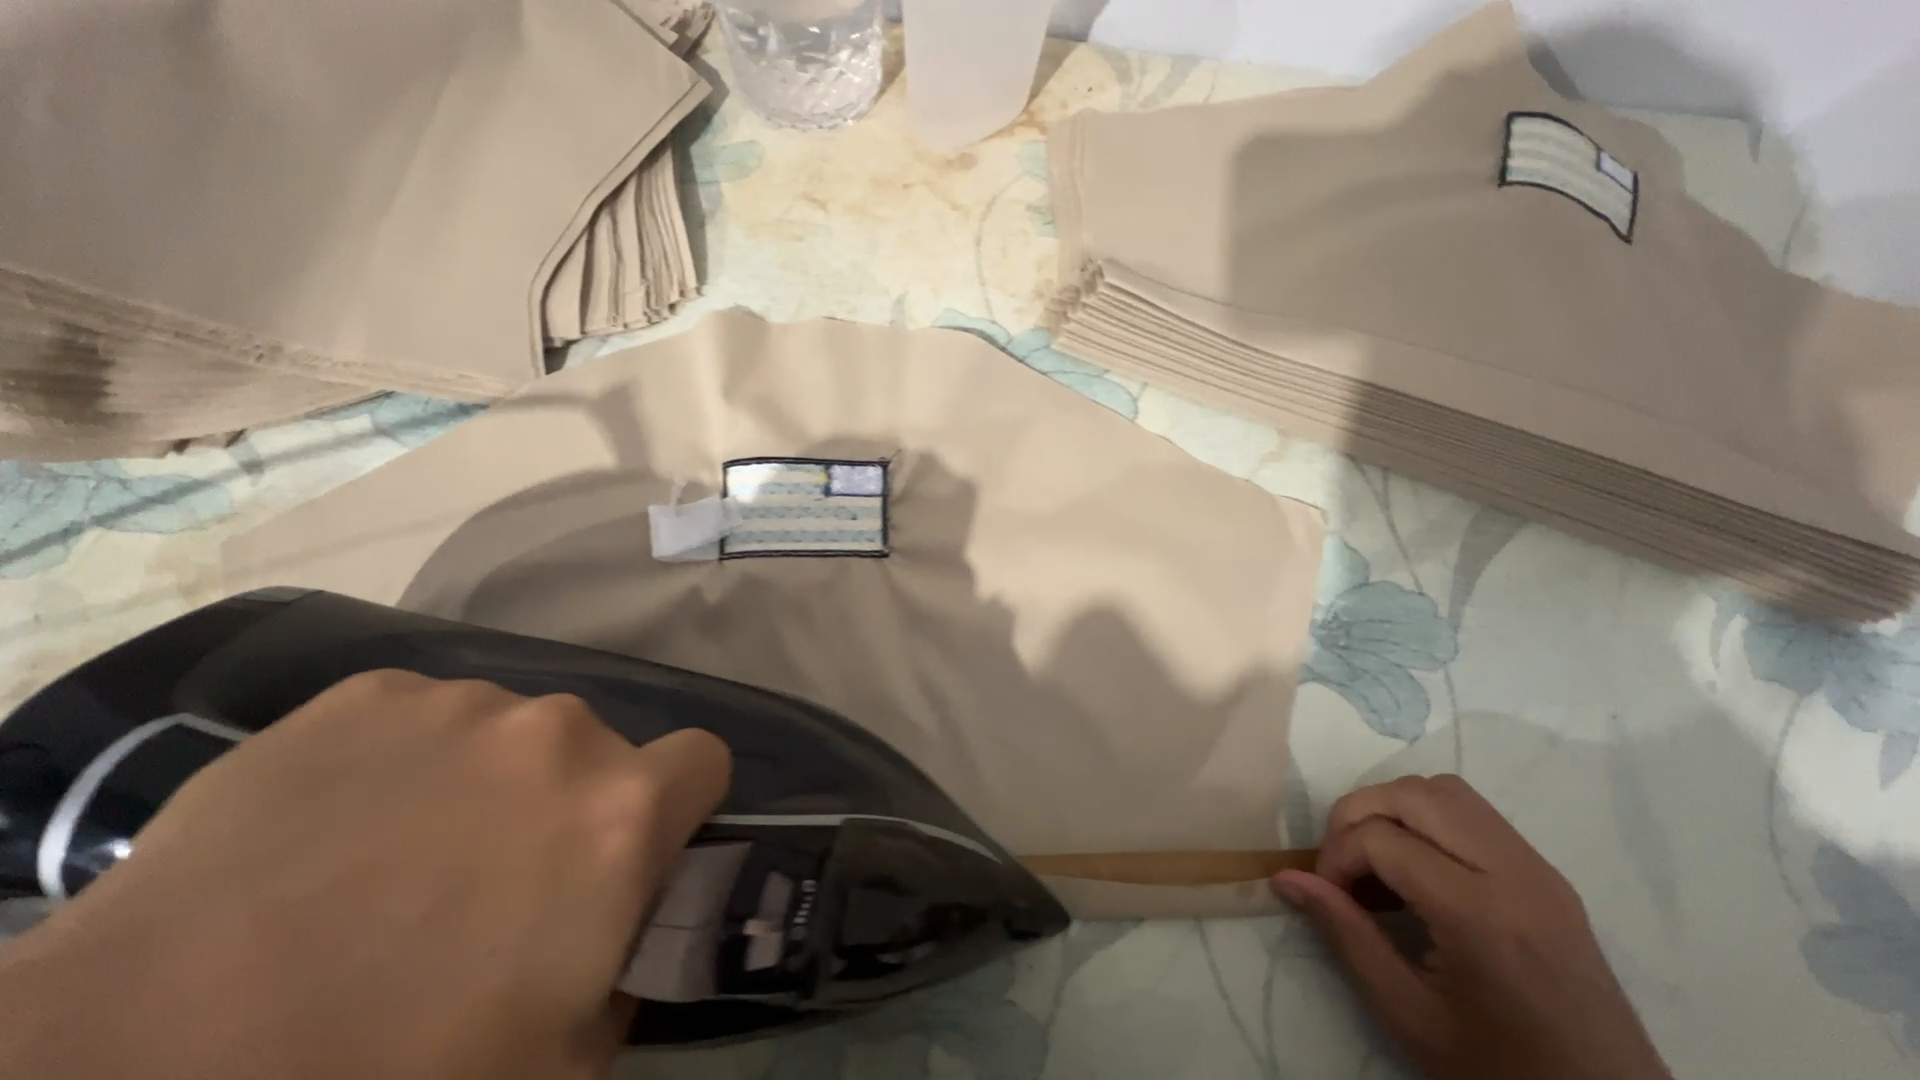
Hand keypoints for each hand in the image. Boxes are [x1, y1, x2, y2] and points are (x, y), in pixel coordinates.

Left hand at [0, 670, 730, 1079]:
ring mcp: (457, 703)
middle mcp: (557, 733)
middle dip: (573, 805)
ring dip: (491, 779)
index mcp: (622, 813)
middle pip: (599, 751)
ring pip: (511, 730)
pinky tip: (341, 825)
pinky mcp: (365, 693)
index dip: (684, 808)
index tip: (641, 853)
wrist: (156, 1047)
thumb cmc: (398, 1064)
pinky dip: (409, 759)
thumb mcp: (563, 1062)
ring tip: (404, 856)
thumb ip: (625, 977)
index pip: (705, 761)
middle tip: (501, 882)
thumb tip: (622, 940)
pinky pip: (423, 715)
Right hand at [1271, 775, 1669, 1079]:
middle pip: (1413, 794)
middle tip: (1342, 867)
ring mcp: (1537, 867)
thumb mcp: (1407, 1012)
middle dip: (1358, 815)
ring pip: (1445, 790)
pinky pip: (1475, 813)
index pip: (1382, 838)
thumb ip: (1345, 934)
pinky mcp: (1547, 873)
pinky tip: (1418, 870)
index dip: (1335, 858)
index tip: (1327, 898)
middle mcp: (1514, 872)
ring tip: (1377, 862)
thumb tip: (1286, 878)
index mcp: (1479, 914)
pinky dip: (1430, 820)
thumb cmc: (1497, 1066)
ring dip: (1395, 809)